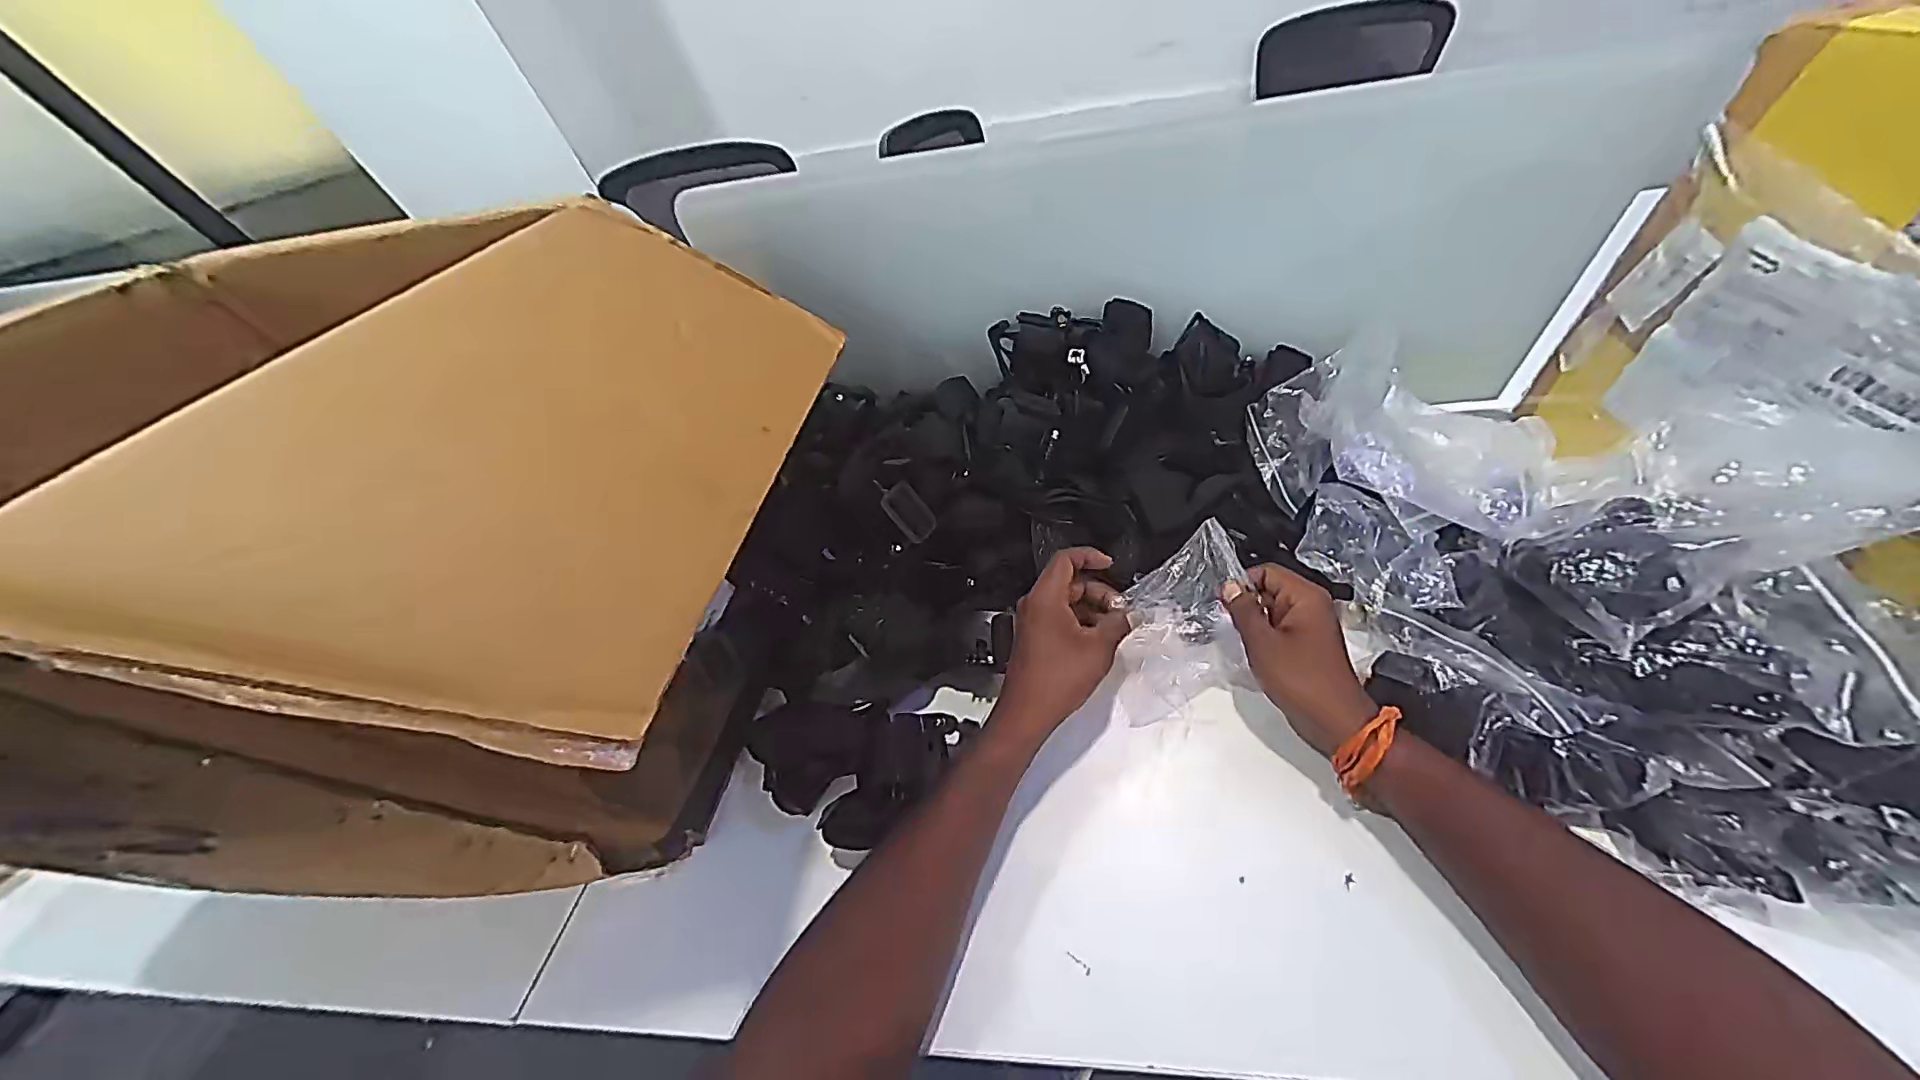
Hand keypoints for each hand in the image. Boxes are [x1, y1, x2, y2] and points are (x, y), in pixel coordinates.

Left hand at [997, 547, 1130, 735]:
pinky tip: (1097, 640)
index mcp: (1045, 598)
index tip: (1108, 563)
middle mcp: (1034, 606)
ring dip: (1091, 608)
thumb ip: (1118, 623)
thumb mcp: (1099, 647)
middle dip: (1099, 591)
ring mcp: (1032, 622)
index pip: (1065, 559)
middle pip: (1069, 581)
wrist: (1028, 711)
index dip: (1090, 556)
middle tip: (1120, 607)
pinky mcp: (1034, 638)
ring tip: (1113, 627)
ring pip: (1065, 601)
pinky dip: (1079, 622)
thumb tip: (1128, 615)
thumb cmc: (1053, 681)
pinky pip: (1058, 618)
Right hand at [1222, 564, 1377, 756]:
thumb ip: (1243, 610)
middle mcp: (1312, 605)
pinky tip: (1258, 654)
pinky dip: (1265, 637)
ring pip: (1272, 611)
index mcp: (1306, 597)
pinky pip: (1280, 629)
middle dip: (1247, 605)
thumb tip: (1230, 587)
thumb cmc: (1300, 679)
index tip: (1225, 605)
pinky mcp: (1307, 644)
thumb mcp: (1262, 641)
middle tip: (1234, 628)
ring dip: (1255, 623)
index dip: (1242, 584)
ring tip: (1248, 643)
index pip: (1266, 572)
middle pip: (1269, 589)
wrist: (1333, 720)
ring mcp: (1311, 625)